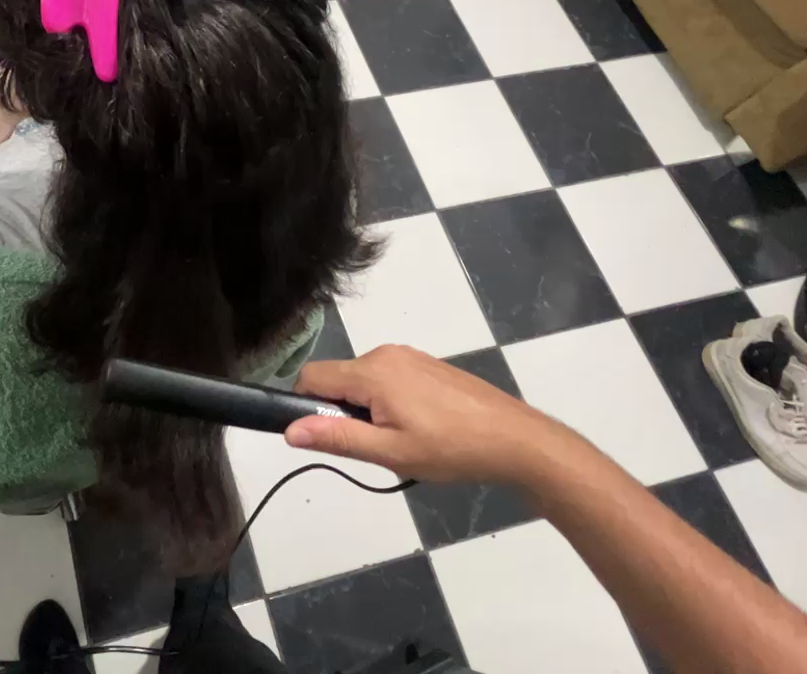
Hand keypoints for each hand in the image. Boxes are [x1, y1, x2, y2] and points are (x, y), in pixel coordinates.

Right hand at [285, 345, 578, 485]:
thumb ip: (337, 438)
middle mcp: (384, 353)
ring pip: (362, 380)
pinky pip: (386, 377)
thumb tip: (289, 429)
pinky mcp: (424, 363)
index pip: (311, 376)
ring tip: (401, 440)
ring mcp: (407, 355)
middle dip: (342, 411)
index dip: (306, 405)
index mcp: (371, 371)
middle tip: (376, 446)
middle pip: (337, 378)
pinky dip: (388, 400)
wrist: (516, 440)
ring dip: (366, 408)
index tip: (325, 436)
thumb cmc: (451, 449)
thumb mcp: (391, 452)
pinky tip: (419, 427)